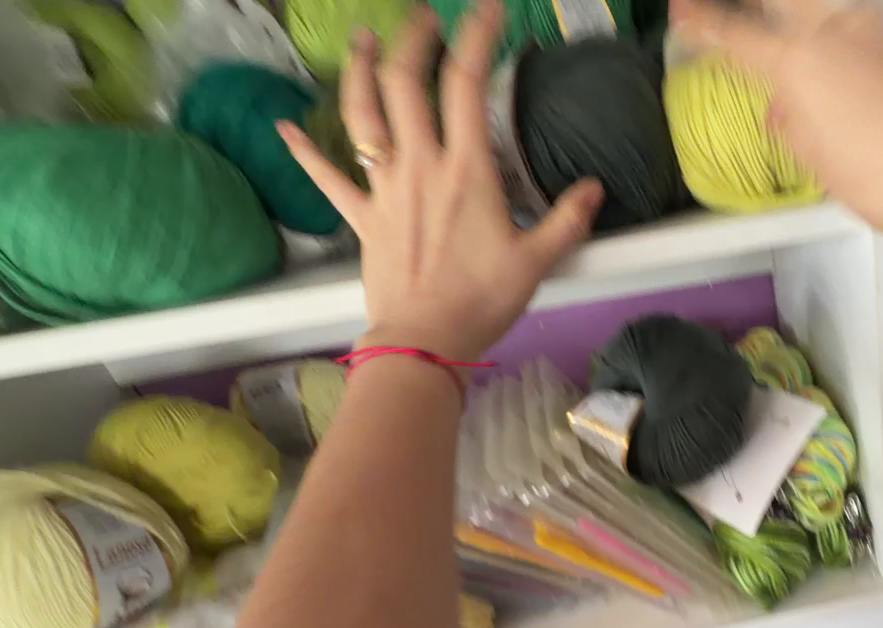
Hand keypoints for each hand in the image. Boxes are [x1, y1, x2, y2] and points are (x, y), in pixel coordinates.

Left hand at [279, 2, 602, 364]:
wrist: (426, 339)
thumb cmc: (484, 300)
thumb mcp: (537, 262)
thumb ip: (567, 221)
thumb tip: (595, 188)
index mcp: (466, 170)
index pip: (467, 84)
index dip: (477, 36)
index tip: (488, 9)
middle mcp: (420, 165)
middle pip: (405, 81)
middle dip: (414, 39)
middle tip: (426, 18)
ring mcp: (385, 189)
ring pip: (362, 113)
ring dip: (361, 69)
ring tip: (366, 41)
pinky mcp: (362, 217)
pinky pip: (328, 178)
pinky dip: (306, 151)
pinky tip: (287, 127)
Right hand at [671, 0, 882, 255]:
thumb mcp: (825, 168)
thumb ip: (795, 131)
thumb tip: (782, 109)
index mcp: (801, 66)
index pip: (738, 39)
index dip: (705, 26)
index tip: (680, 13)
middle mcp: (840, 32)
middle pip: (789, 4)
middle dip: (766, 18)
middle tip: (761, 36)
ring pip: (835, 22)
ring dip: (816, 43)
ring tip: (824, 96)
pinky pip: (872, 44)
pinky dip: (857, 62)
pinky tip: (872, 103)